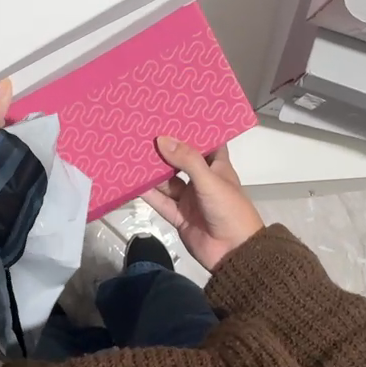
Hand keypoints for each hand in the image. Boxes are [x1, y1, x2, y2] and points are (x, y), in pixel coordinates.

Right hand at [142, 138, 263, 271]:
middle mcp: (202, 180)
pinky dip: (148, 193)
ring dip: (153, 171)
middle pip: (181, 161)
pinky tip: (132, 181)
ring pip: (167, 181)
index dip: (194, 129)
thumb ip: (187, 160)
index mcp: (218, 168)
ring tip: (132, 152)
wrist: (233, 252)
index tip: (174, 114)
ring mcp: (189, 198)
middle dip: (165, 149)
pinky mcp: (178, 216)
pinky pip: (160, 201)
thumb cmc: (229, 209)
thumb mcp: (209, 180)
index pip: (207, 142)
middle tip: (143, 131)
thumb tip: (161, 139)